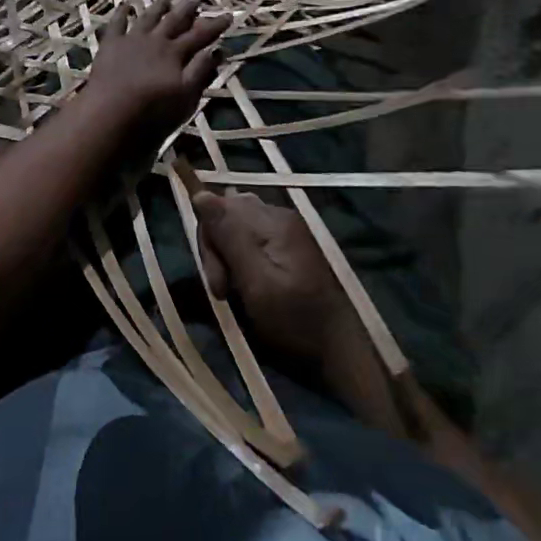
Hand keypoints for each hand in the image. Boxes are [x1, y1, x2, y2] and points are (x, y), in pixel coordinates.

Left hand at [79, 0, 229, 146]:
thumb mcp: (186, 96)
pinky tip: (125, 5)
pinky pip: (117, 24)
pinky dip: (121, 13)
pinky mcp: (110, 45)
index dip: (215, 25)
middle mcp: (156, 40)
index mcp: (175, 53)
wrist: (111, 111)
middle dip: (188, 9)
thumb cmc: (153, 110)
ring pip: (148, 18)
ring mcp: (131, 40)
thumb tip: (217, 50)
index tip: (228, 15)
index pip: (200, 35)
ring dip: (158, 7)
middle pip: (174, 21)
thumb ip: (201, 71)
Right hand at [192, 191, 368, 378]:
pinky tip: (249, 283)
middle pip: (227, 214)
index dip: (208, 240)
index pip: (218, 207)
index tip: (217, 281)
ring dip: (227, 256)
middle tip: (223, 291)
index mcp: (272, 220)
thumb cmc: (296, 319)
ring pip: (236, 226)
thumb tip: (200, 195)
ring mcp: (285, 227)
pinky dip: (242, 259)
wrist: (340, 345)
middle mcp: (278, 214)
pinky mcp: (288, 242)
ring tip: (235, 290)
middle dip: (217, 250)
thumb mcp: (257, 283)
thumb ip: (230, 238)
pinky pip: (251, 237)